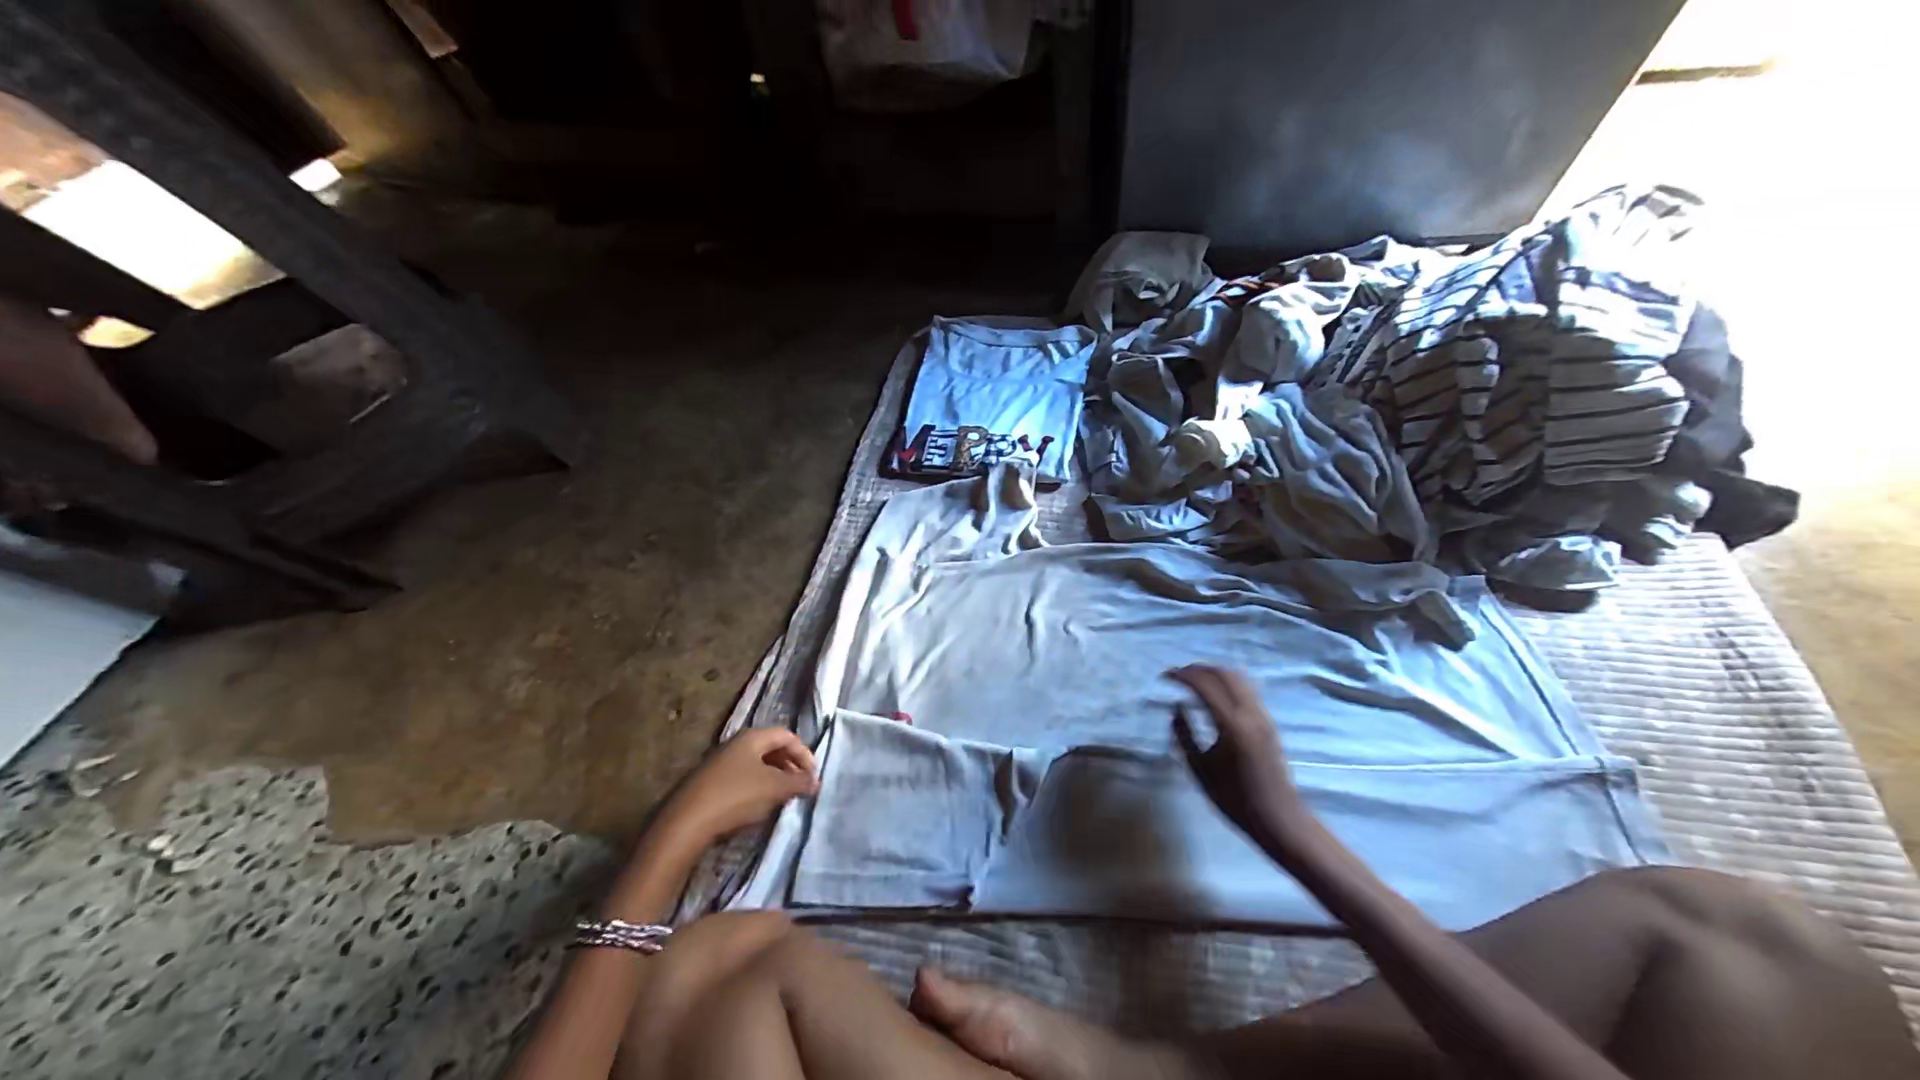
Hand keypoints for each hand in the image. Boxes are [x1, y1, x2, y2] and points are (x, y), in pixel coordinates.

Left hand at [658, 727, 818, 842]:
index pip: (787, 736)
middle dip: (790, 767)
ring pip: (757, 764)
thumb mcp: (775, 788)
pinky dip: (758, 787)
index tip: (812, 777)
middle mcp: (736, 743)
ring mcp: (721, 762)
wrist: (686, 822)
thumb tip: (814, 781)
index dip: (804, 754)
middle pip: (772, 748)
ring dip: (775, 779)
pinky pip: (743, 778)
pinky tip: (759, 806)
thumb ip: (799, 782)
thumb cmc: (737, 796)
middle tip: (800, 787)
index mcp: (752, 737)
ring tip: (783, 798)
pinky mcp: (711, 782)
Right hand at [1169, 665, 1310, 848]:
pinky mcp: (1268, 721)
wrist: (1277, 817)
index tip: (1164, 676)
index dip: (1182, 676)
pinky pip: (1246, 689)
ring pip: (1238, 678)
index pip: (1204, 685)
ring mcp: (1263, 716)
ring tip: (1193, 680)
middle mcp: (1250, 713)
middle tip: (1177, 675)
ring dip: (1213, 672)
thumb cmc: (1233, 798)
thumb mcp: (1199, 768)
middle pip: (1223, 674)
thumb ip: (1184, 734)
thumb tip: (1176, 708)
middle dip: (1197, 669)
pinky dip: (1226, 682)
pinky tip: (1214, 693)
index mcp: (1231, 725)